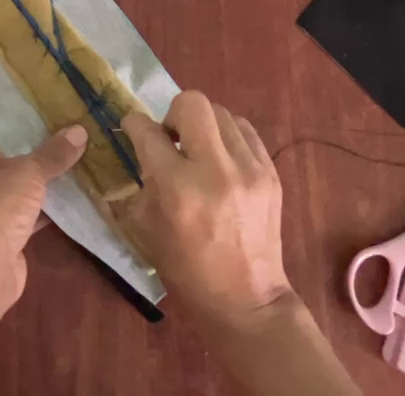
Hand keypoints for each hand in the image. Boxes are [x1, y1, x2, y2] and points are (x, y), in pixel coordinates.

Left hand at [0, 125, 87, 302]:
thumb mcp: (31, 173)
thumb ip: (54, 153)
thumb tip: (80, 129)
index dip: (25, 131)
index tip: (54, 126)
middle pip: (8, 162)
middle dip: (37, 159)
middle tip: (69, 147)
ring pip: (14, 190)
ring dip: (39, 187)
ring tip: (74, 171)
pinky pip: (19, 213)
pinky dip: (39, 210)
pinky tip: (68, 204)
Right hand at [118, 91, 292, 329]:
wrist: (247, 300)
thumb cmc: (187, 268)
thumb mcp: (147, 225)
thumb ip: (143, 177)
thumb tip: (142, 144)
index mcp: (179, 188)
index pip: (149, 132)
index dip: (135, 124)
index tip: (134, 129)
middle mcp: (216, 171)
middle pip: (192, 103)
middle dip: (173, 114)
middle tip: (171, 139)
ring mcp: (250, 170)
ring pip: (221, 112)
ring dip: (202, 125)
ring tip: (199, 150)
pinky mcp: (271, 173)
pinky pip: (244, 131)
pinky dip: (227, 137)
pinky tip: (222, 160)